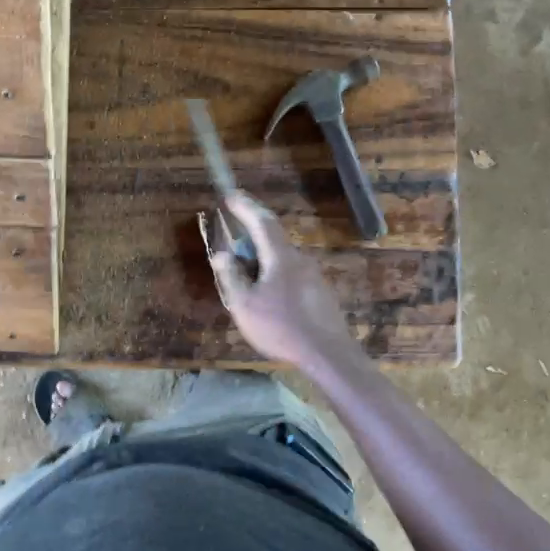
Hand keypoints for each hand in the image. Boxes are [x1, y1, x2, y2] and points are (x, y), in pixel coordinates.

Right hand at [211, 193, 362, 369]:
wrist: (328, 354)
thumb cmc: (281, 327)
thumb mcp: (244, 305)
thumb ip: (231, 277)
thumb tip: (222, 254)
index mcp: (281, 257)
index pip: (262, 221)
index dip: (245, 207)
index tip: (230, 196)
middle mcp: (300, 259)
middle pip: (272, 240)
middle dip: (250, 238)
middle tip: (232, 248)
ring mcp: (313, 276)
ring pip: (281, 260)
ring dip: (262, 262)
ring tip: (246, 283)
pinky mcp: (319, 293)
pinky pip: (291, 275)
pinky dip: (274, 277)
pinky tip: (268, 300)